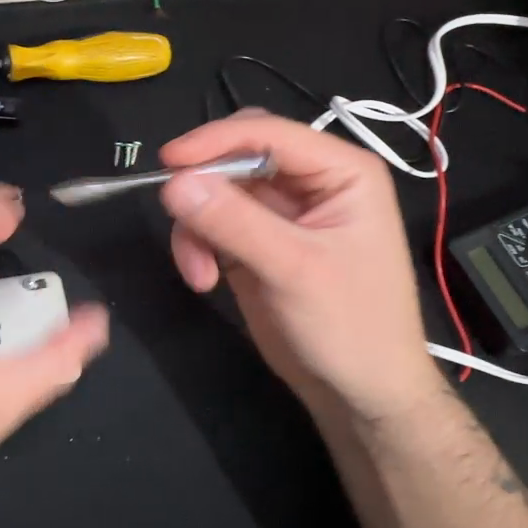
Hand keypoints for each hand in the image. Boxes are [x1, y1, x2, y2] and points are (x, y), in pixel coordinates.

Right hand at [158, 111, 439, 422]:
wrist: (359, 395)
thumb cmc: (352, 327)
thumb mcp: (294, 270)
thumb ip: (233, 222)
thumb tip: (173, 182)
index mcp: (340, 171)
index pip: (267, 133)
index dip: (215, 141)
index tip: (168, 162)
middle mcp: (307, 181)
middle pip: (234, 154)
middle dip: (202, 185)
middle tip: (176, 210)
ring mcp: (277, 211)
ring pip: (212, 189)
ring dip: (194, 226)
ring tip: (197, 271)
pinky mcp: (251, 239)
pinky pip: (207, 221)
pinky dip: (195, 245)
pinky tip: (204, 279)